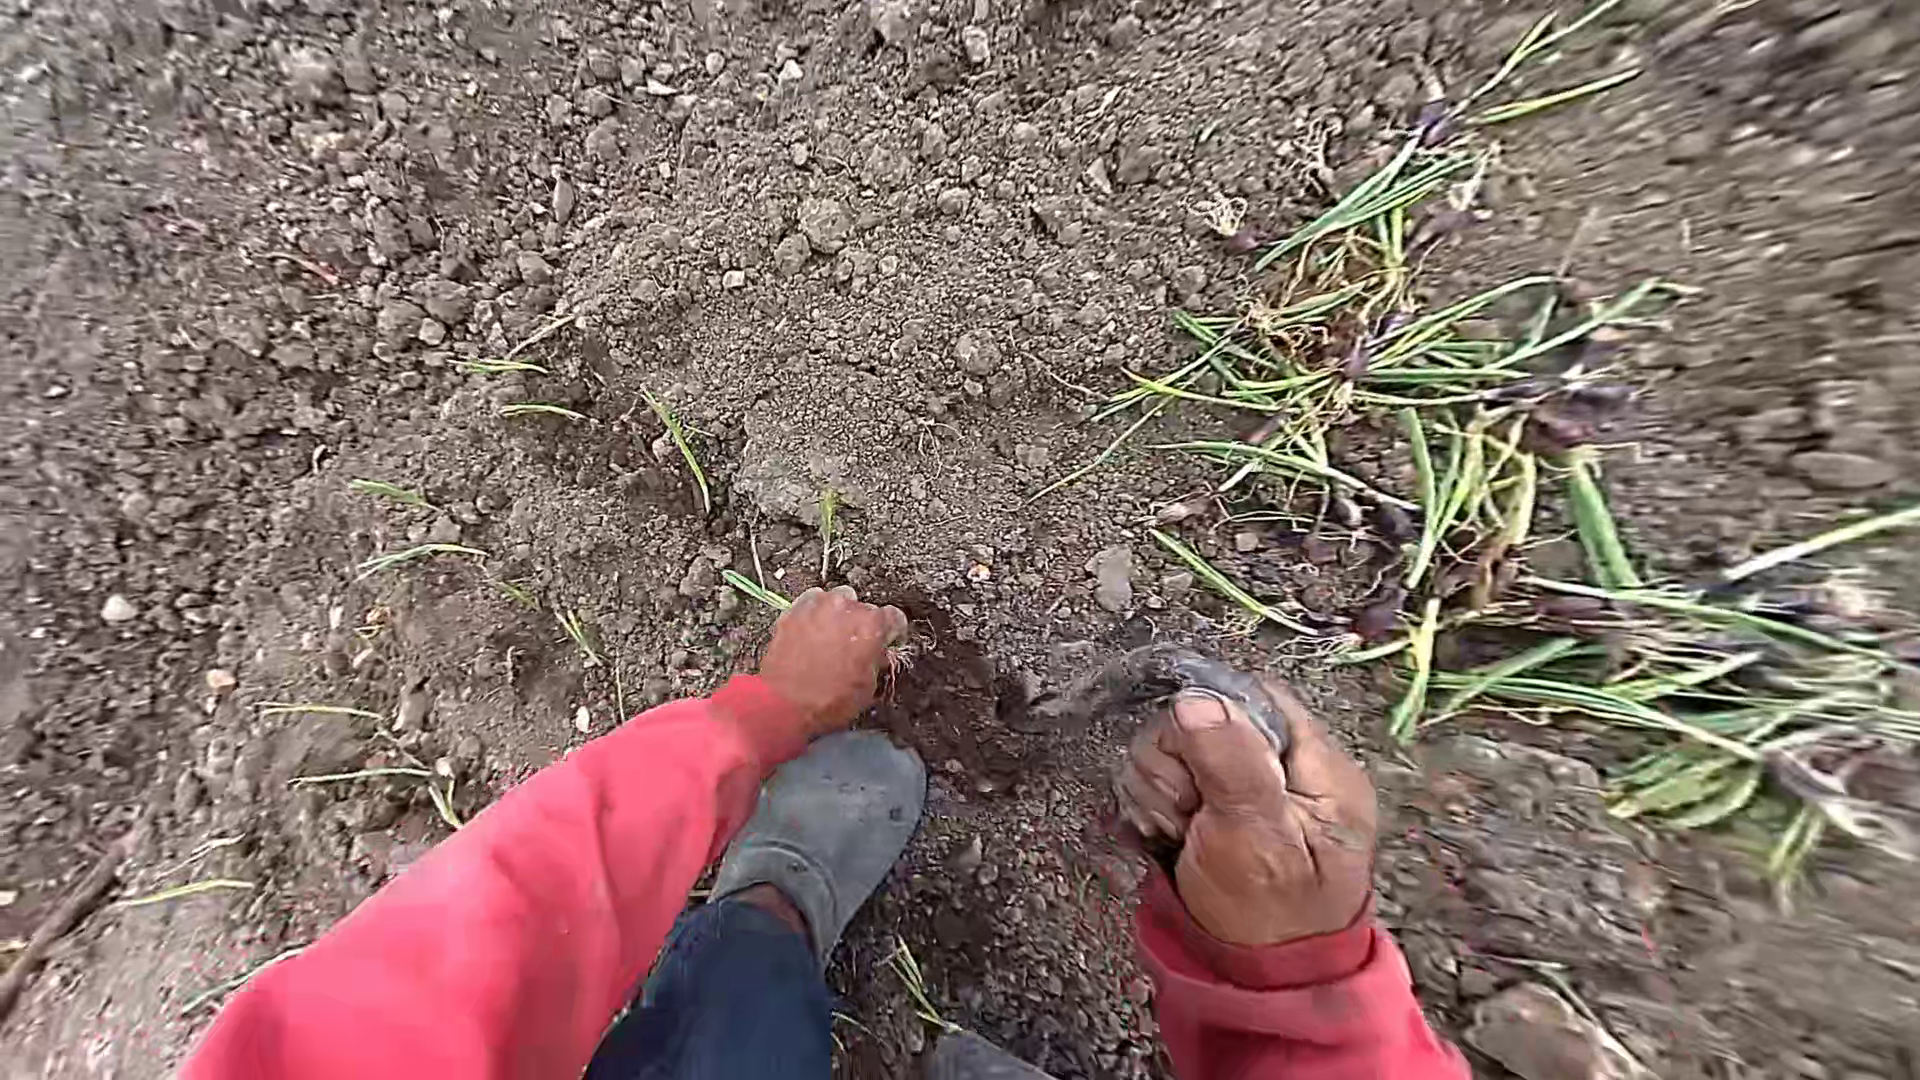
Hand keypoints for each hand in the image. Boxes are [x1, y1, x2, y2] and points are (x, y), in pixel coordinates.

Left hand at [758, 585, 908, 738]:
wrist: (783, 705)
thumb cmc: (829, 700)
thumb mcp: (868, 687)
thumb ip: (877, 661)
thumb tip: (876, 653)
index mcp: (872, 625)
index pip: (894, 617)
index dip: (893, 632)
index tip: (888, 641)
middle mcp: (848, 607)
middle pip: (865, 608)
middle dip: (863, 625)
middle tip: (855, 645)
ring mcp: (819, 605)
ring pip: (838, 599)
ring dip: (839, 614)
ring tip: (832, 635)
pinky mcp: (795, 610)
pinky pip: (812, 602)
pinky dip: (815, 612)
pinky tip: (813, 629)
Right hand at [1115, 681, 1376, 944]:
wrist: (1247, 978)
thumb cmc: (1268, 914)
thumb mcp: (1258, 839)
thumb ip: (1232, 764)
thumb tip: (1194, 699)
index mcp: (1315, 764)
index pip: (1256, 695)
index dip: (1217, 714)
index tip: (1195, 754)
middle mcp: (1274, 761)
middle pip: (1201, 714)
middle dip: (1178, 759)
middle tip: (1189, 807)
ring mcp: (1233, 777)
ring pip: (1167, 739)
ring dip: (1158, 782)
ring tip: (1178, 826)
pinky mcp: (1199, 793)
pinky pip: (1153, 767)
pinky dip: (1149, 795)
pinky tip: (1165, 827)